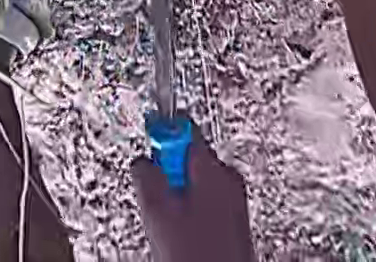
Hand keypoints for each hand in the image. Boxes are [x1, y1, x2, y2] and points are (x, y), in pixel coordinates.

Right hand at [131, 138, 252, 261]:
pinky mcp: (235, 223)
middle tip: (158, 196)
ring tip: (171, 221)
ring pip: (194, 179)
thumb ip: (144, 171)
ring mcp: (235, 201)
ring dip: (178, 192)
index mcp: (213, 166)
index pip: (182, 126)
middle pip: (187, 154)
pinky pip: (204, 200)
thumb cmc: (197, 253)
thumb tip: (141, 160)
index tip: (149, 144)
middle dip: (168, 169)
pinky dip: (190, 209)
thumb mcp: (156, 206)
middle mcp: (229, 178)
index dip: (160, 132)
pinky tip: (184, 232)